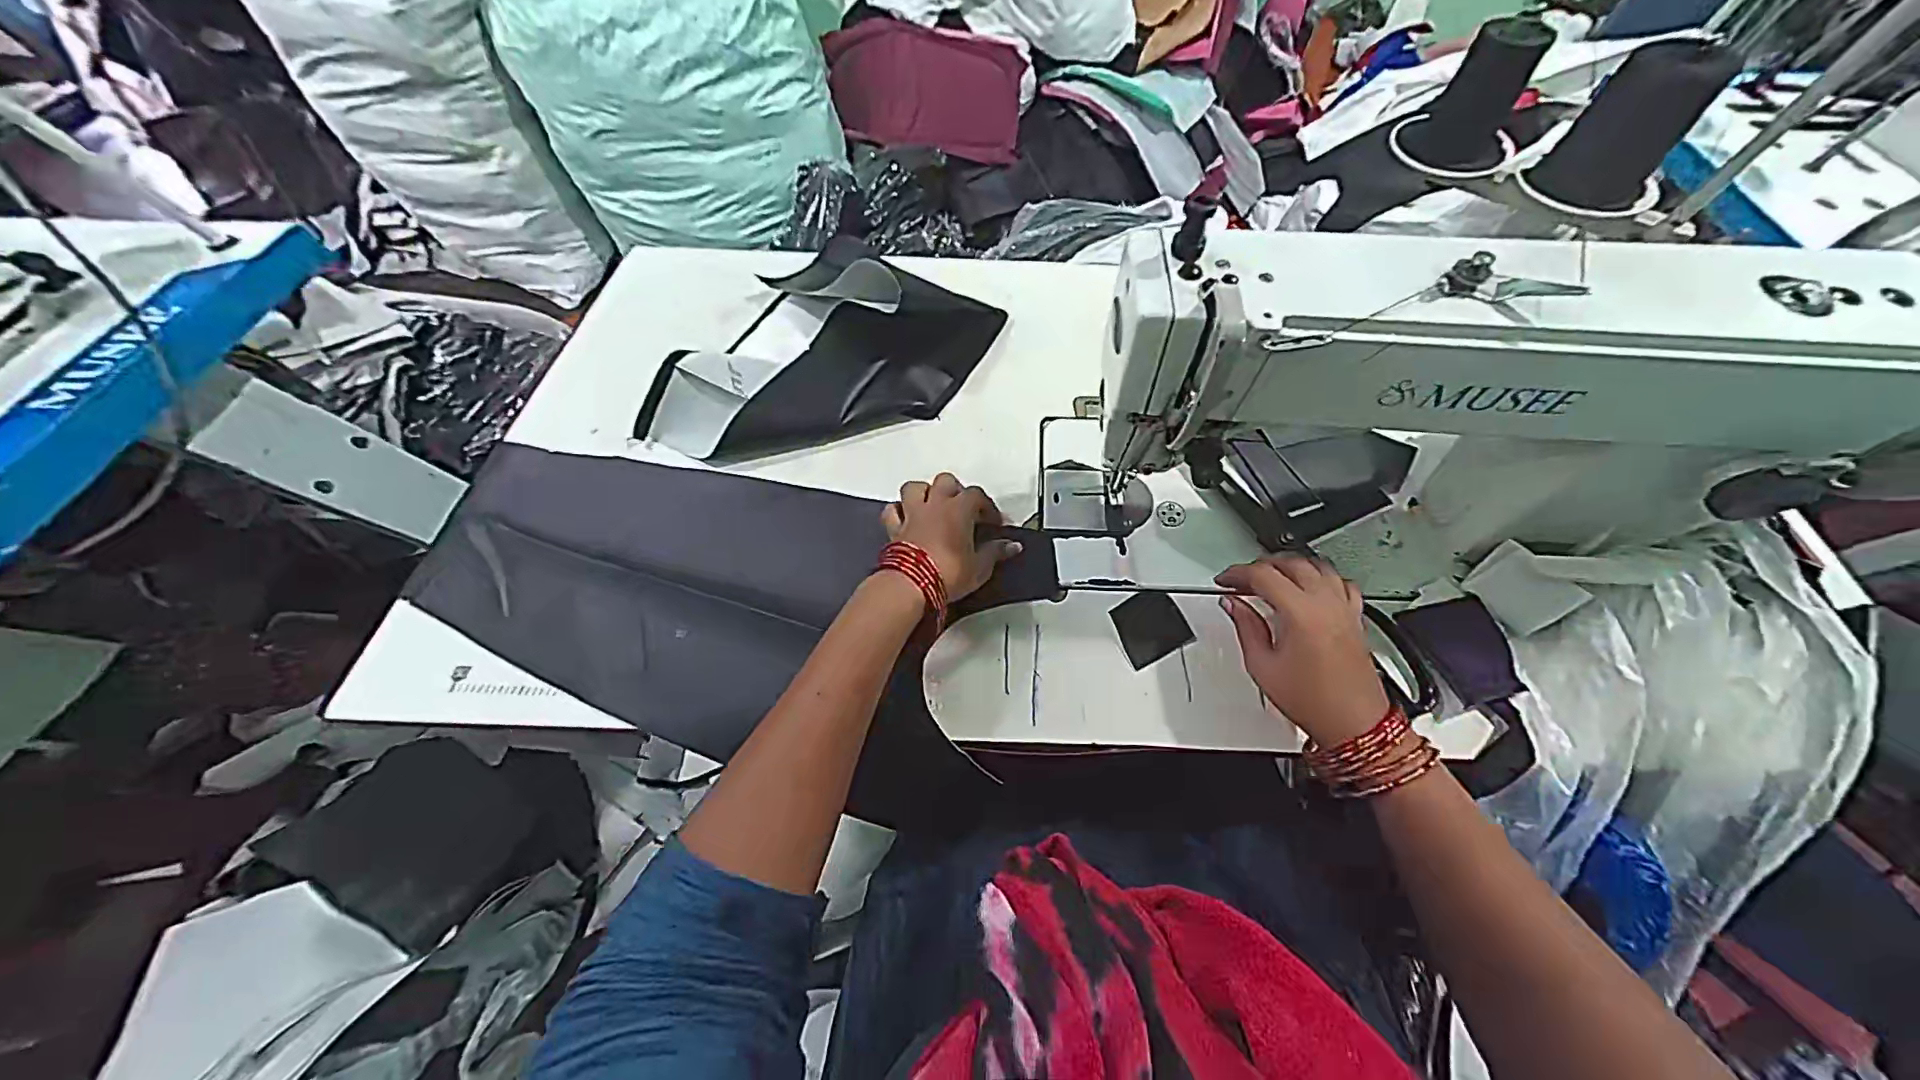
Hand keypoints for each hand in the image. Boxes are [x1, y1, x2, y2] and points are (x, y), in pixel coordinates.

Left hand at [882, 474, 1021, 600]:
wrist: (911, 585)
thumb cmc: (947, 573)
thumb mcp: (980, 567)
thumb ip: (995, 553)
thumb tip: (1011, 546)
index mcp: (959, 509)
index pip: (977, 496)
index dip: (988, 507)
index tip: (994, 522)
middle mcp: (934, 505)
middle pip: (946, 482)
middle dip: (956, 490)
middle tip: (964, 507)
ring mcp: (912, 515)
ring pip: (915, 487)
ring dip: (924, 492)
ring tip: (932, 504)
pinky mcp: (894, 530)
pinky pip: (892, 511)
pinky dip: (898, 510)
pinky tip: (904, 516)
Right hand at [1215, 555, 1390, 746]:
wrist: (1353, 723)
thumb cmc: (1315, 702)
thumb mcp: (1262, 665)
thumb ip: (1246, 627)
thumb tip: (1234, 606)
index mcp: (1301, 613)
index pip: (1263, 575)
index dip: (1237, 573)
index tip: (1226, 581)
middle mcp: (1326, 605)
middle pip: (1290, 564)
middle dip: (1261, 567)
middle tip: (1242, 581)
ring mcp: (1344, 609)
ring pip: (1317, 566)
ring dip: (1290, 566)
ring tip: (1271, 578)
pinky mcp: (1355, 618)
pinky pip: (1340, 583)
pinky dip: (1321, 577)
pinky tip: (1310, 587)